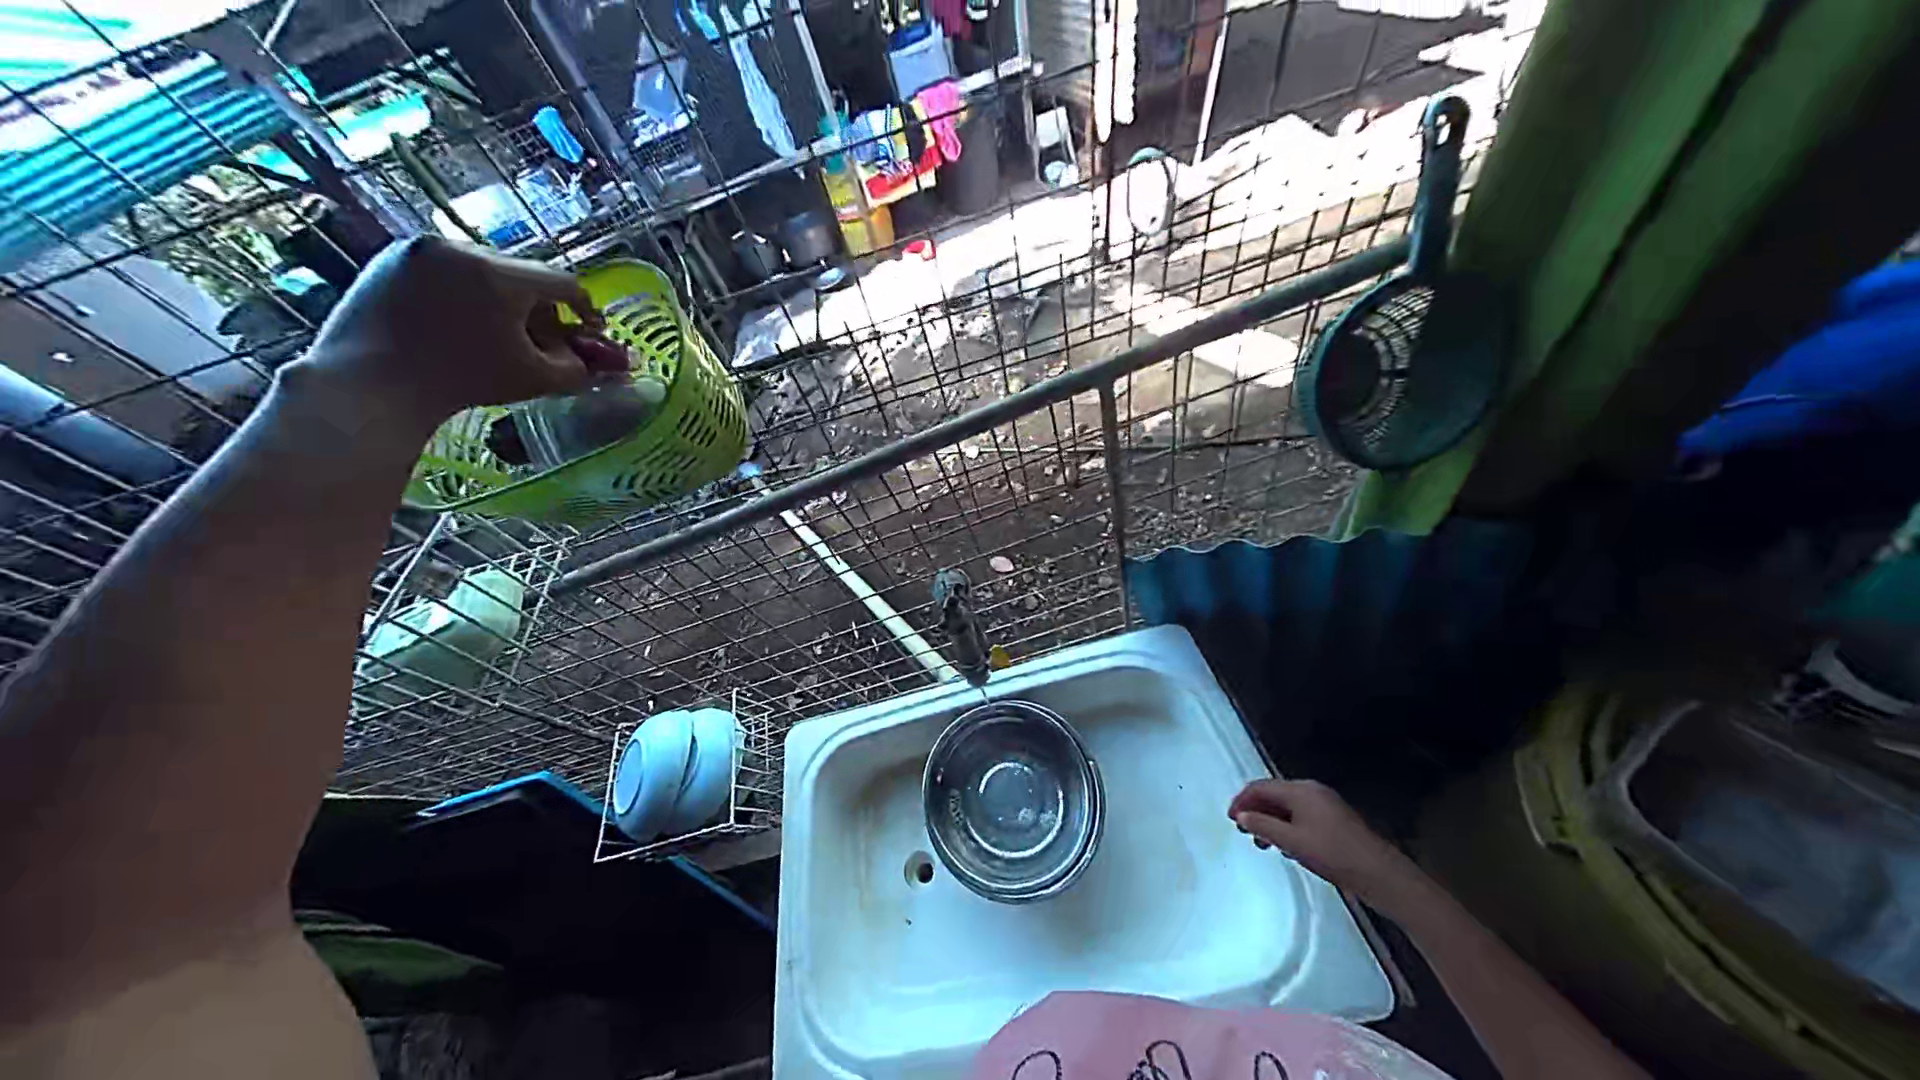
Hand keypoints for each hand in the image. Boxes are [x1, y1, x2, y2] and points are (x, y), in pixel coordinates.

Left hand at [291, 236, 622, 430]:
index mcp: (499, 274)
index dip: (585, 309)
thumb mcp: (536, 378)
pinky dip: (465, 295)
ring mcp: (420, 250)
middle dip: (540, 307)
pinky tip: (462, 327)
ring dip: (503, 300)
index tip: (590, 331)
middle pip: (522, 275)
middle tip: (545, 340)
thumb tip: (596, 363)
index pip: (563, 282)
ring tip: (500, 335)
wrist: (370, 384)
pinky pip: (446, 271)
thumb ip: (578, 368)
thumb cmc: (464, 381)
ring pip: (483, 271)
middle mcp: (460, 248)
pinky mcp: (390, 259)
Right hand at [1228, 778, 1431, 915]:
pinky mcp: (1335, 820)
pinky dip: (1287, 826)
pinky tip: (1286, 846)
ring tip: (1263, 843)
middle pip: (1274, 794)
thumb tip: (1241, 816)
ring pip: (1287, 806)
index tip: (1230, 819)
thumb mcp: (1292, 842)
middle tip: (1244, 831)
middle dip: (1255, 810)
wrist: (1381, 876)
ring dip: (1270, 821)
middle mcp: (1312, 791)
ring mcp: (1326, 805)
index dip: (1241, 801)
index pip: (1260, 787)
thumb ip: (1262, 826)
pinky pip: (1301, 815)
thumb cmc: (1334, 855)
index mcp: (1301, 790)